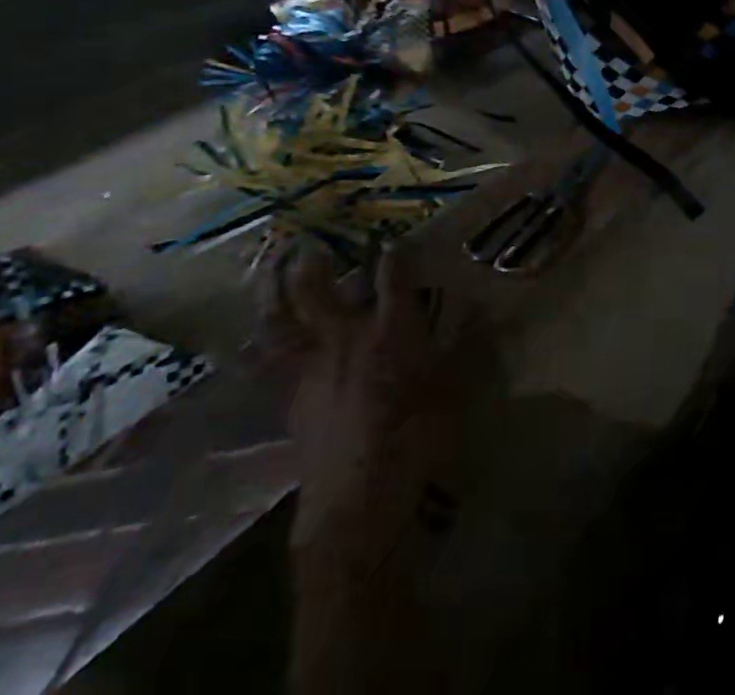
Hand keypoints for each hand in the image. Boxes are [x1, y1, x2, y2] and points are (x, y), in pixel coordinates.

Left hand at [264, 242, 478, 528]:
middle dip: (311, 263)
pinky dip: (258, 348)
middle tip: (309, 244)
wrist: (361, 494)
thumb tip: (481, 306)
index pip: (394, 278)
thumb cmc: (419, 436)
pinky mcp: (290, 397)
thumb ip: (466, 343)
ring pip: (280, 319)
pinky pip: (267, 365)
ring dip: (273, 292)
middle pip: (316, 289)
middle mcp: (345, 338)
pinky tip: (253, 342)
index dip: (395, 254)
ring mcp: (310, 367)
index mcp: (391, 331)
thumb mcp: (457, 388)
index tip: (395, 240)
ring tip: (272, 273)